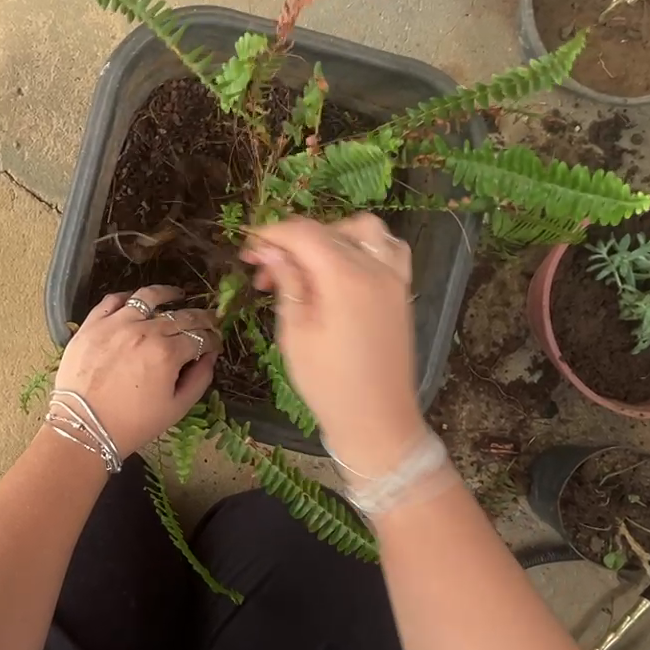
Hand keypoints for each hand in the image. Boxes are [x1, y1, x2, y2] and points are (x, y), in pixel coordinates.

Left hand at [54, 286, 218, 453]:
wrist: (84, 428)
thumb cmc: (133, 424)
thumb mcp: (176, 409)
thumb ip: (199, 379)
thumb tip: (210, 356)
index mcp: (167, 353)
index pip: (200, 336)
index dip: (213, 339)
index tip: (215, 342)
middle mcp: (144, 331)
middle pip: (180, 315)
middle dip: (200, 318)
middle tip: (207, 320)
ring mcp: (116, 324)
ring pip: (148, 297)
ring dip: (168, 294)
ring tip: (176, 294)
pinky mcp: (92, 324)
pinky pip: (113, 300)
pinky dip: (129, 297)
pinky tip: (137, 300)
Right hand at [241, 214, 431, 474]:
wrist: (376, 419)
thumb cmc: (327, 383)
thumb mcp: (295, 333)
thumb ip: (288, 283)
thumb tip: (272, 251)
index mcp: (345, 279)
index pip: (304, 234)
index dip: (272, 235)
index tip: (248, 249)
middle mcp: (375, 269)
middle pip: (329, 230)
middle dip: (293, 239)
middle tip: (266, 267)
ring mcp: (394, 278)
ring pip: (363, 230)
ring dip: (330, 235)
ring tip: (305, 262)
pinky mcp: (401, 291)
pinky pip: (387, 248)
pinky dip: (361, 246)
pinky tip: (340, 267)